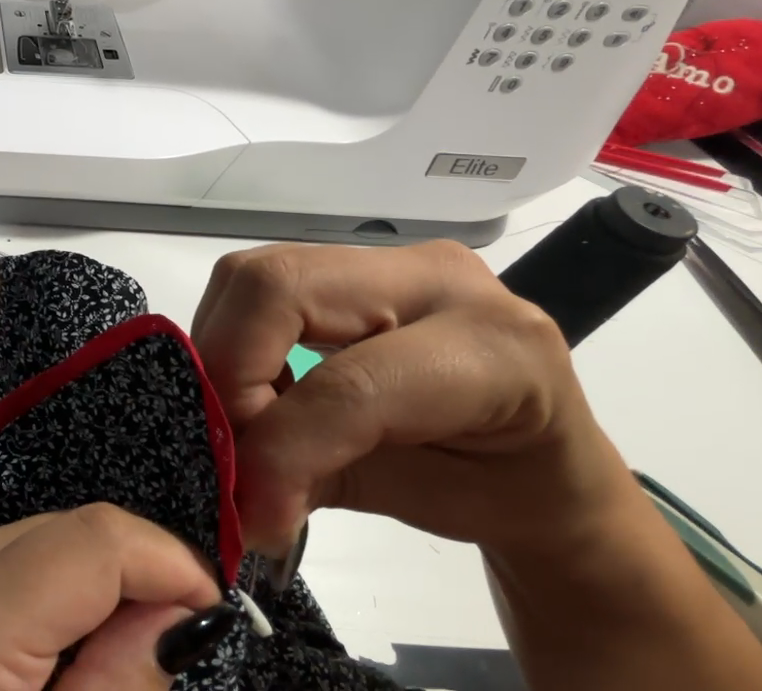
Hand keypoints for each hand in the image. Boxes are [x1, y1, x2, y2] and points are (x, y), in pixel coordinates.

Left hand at [0, 504, 223, 690]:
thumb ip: (121, 681)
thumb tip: (181, 611)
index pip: (97, 538)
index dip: (171, 566)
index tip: (213, 623)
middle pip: (79, 531)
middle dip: (141, 581)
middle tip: (163, 662)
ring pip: (56, 538)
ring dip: (104, 589)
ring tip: (104, 669)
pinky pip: (26, 557)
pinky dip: (66, 592)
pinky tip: (64, 655)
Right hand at [190, 239, 639, 561]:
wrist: (540, 453)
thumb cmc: (504, 490)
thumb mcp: (423, 503)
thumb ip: (314, 484)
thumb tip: (229, 496)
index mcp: (491, 348)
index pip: (349, 384)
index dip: (279, 442)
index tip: (240, 503)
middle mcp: (432, 277)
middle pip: (277, 289)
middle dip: (227, 371)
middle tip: (226, 443)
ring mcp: (383, 259)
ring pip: (251, 279)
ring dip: (220, 355)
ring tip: (241, 419)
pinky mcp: (340, 261)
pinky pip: (254, 287)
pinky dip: (231, 342)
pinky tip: (254, 389)